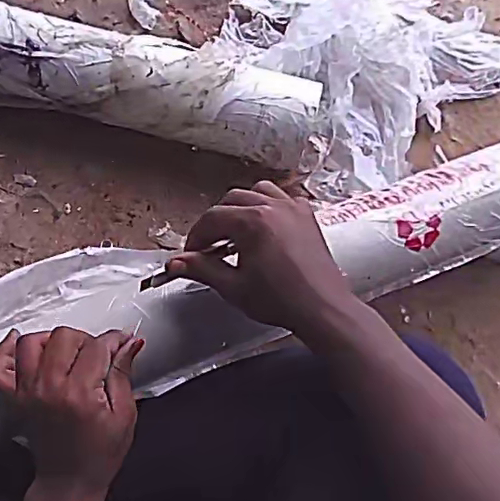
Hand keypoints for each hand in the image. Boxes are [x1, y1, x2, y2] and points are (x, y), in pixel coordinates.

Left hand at [0, 327, 143, 496]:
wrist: (69, 483)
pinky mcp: (15, 398)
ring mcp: (28, 392)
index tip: (122, 343)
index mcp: (80, 394)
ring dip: (52, 340)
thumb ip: (123, 374)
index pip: (97, 347)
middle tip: (98, 356)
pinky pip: (0, 366)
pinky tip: (19, 342)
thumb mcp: (124, 415)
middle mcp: (50, 388)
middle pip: (64, 337)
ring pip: (33, 342)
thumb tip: (130, 343)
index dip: (115, 341)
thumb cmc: (99, 455)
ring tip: (68, 353)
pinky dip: (6, 350)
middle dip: (86, 340)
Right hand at [162, 180, 359, 334]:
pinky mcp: (306, 216)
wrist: (321, 308)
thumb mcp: (233, 286)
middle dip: (215, 222)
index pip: (211, 219)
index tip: (191, 253)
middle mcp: (274, 208)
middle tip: (207, 247)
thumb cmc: (283, 300)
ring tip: (233, 234)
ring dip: (239, 208)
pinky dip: (266, 206)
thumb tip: (178, 262)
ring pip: (256, 192)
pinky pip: (281, 198)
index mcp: (253, 222)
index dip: (196, 237)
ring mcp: (292, 209)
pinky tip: (261, 229)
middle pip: (231, 201)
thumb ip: (202, 269)